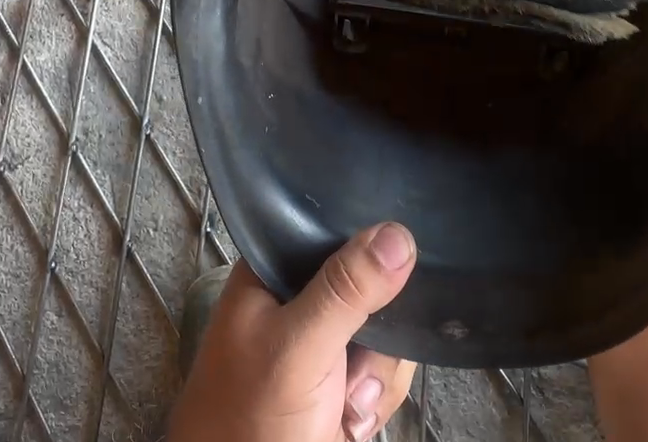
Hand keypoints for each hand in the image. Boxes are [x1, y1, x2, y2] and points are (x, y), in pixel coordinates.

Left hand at [168, 222, 418, 441]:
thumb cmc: (248, 417)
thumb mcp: (295, 347)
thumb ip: (345, 291)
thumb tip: (399, 233)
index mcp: (274, 271)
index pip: (330, 228)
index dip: (367, 240)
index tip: (395, 260)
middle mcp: (301, 300)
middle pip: (371, 283)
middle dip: (377, 330)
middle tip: (357, 362)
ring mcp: (324, 345)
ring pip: (386, 332)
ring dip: (377, 374)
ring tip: (349, 403)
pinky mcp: (343, 384)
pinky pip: (387, 372)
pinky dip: (378, 400)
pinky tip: (352, 420)